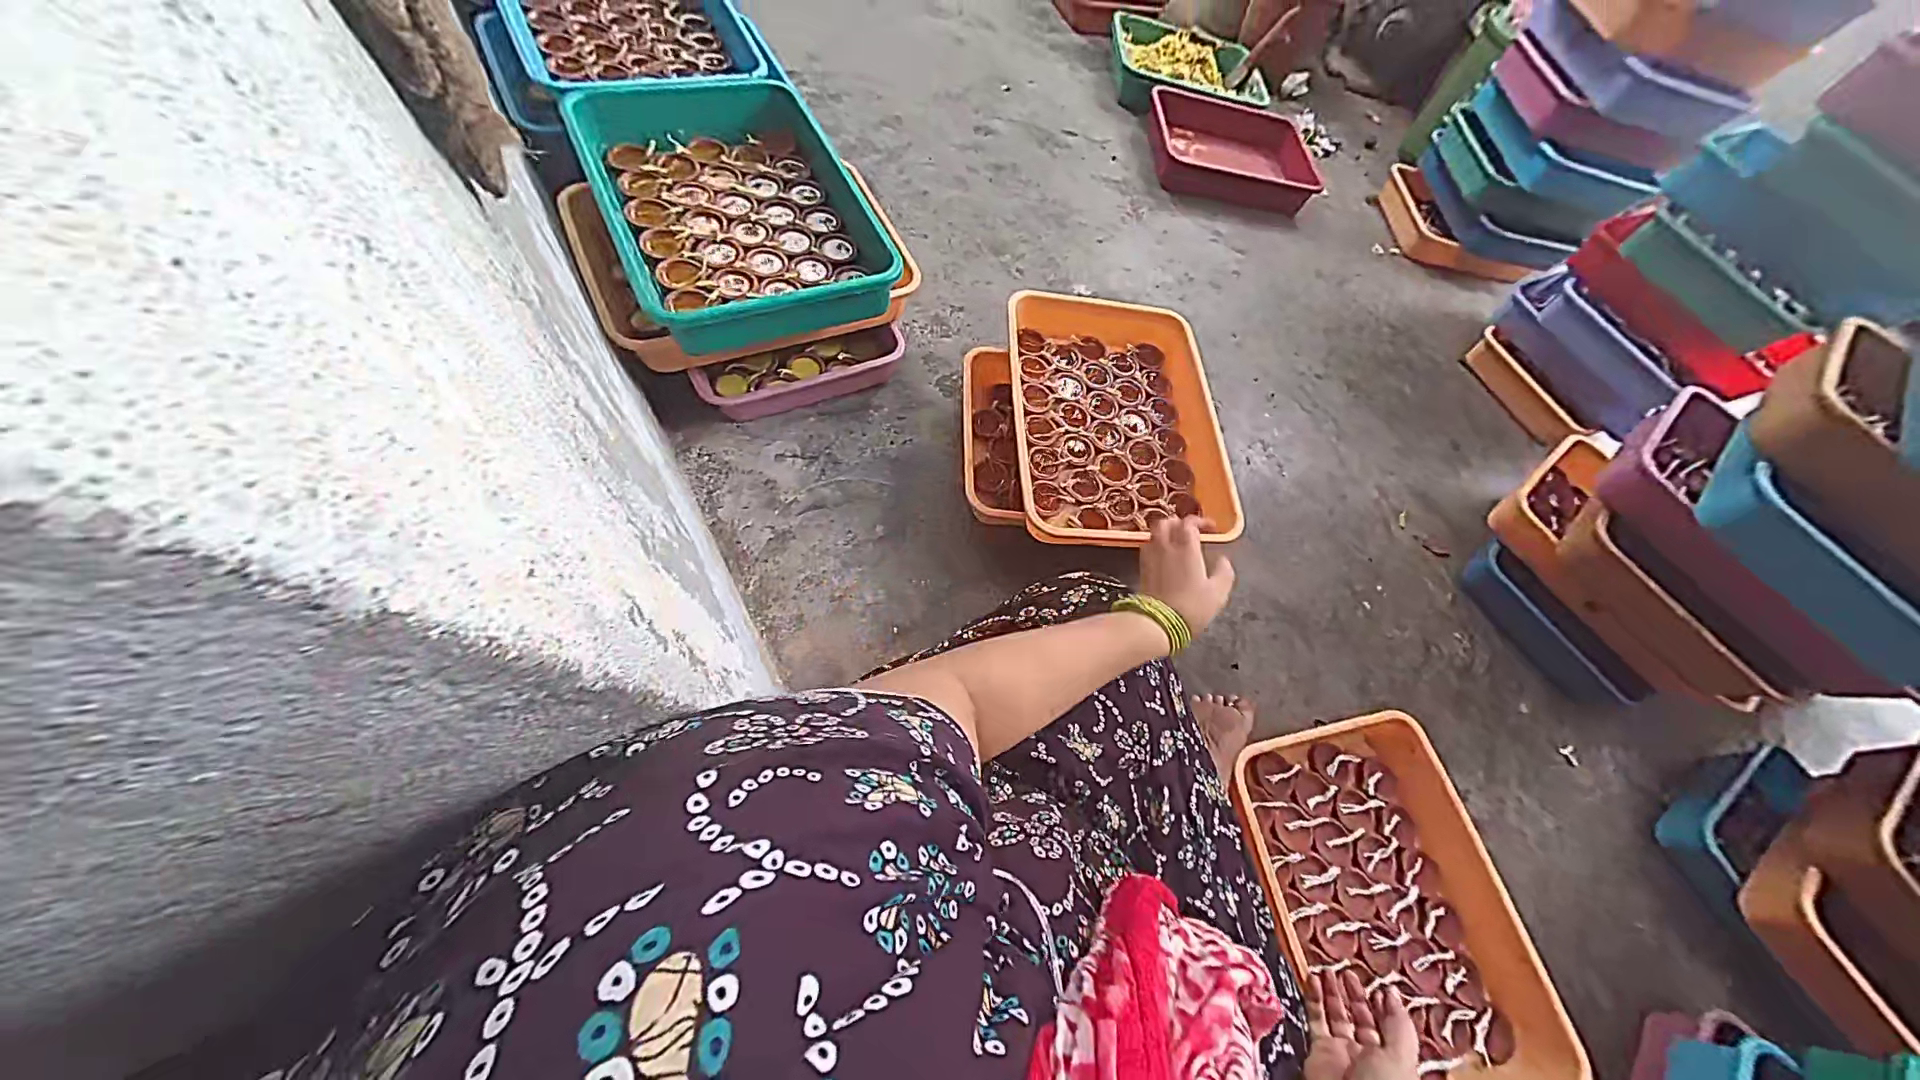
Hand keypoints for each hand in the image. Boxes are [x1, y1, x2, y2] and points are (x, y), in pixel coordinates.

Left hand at [1138, 515, 1234, 636]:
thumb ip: (1224, 572)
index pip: (1188, 522)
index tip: (1211, 529)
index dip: (1200, 521)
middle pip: (1167, 522)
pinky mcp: (1141, 568)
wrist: (1157, 622)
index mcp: (1186, 547)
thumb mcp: (1218, 592)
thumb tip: (1223, 560)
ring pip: (1155, 533)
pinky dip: (1157, 544)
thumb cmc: (1191, 607)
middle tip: (1191, 532)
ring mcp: (1150, 556)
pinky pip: (1148, 546)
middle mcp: (1165, 546)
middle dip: (1179, 523)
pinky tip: (1166, 556)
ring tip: (1178, 543)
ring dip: (1166, 532)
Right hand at [1302, 971, 1420, 1079]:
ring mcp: (1342, 1052)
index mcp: (1393, 1060)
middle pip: (1361, 1018)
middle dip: (1355, 993)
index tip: (1377, 982)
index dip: (1382, 1004)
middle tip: (1348, 971)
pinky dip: (1313, 997)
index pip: (1388, 1026)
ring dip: (1332, 991)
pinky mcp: (1319, 1049)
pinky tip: (1313, 980)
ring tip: (1328, 969)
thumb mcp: (1399, 1057)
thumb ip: (1397, 1024)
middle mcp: (1367, 1056)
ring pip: (1336, 1014)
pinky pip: (1315, 1017)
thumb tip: (1392, 992)